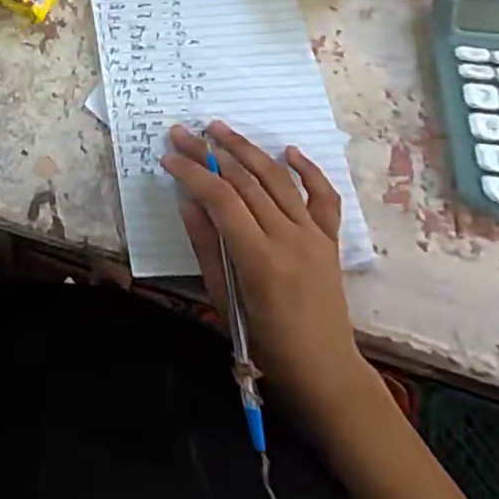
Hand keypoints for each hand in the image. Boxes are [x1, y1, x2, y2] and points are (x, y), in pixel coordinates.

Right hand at [164, 122, 379, 418]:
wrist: (325, 370)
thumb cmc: (264, 341)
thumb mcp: (222, 297)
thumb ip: (206, 245)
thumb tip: (187, 200)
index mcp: (259, 259)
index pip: (221, 199)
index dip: (192, 173)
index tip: (167, 157)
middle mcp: (290, 240)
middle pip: (245, 182)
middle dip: (209, 153)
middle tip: (182, 132)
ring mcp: (314, 237)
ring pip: (278, 180)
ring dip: (246, 149)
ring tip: (219, 128)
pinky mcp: (330, 240)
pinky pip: (323, 197)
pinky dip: (307, 170)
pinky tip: (288, 149)